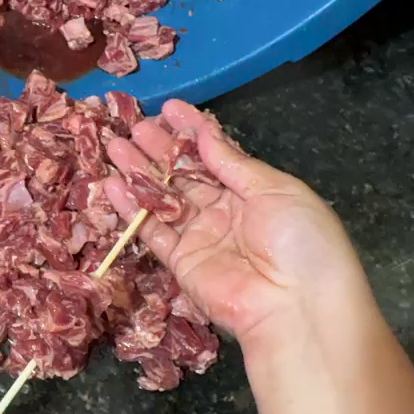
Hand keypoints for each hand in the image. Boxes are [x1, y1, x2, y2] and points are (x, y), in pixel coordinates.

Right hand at [104, 100, 368, 346]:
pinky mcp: (179, 260)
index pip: (215, 154)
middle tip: (133, 126)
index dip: (192, 130)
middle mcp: (224, 210)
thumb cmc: (300, 241)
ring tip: (114, 146)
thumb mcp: (277, 191)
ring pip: (163, 198)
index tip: (168, 108)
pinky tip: (113, 186)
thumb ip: (233, 163)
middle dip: (159, 149)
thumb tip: (203, 134)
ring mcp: (200, 236)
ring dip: (139, 173)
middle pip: (184, 174)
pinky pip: (151, 231)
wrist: (296, 305)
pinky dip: (131, 210)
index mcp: (253, 191)